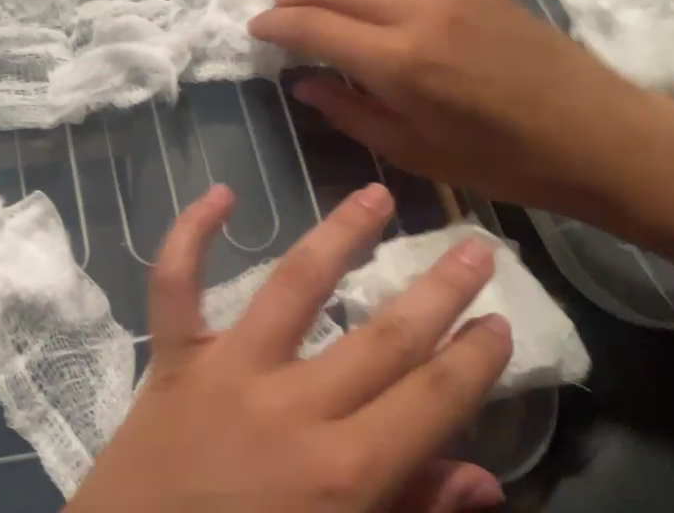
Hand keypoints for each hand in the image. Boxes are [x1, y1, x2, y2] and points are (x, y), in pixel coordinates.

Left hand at [66, 183, 512, 512]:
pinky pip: (176, 285)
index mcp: (344, 470)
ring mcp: (228, 371)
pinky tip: (221, 193)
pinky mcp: (172, 357)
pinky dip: (190, 235)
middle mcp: (292, 407)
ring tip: (376, 192)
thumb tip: (484, 477)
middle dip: (439, 290)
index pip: (431, 398)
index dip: (475, 359)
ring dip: (340, 233)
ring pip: (293, 285)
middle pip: (382, 337)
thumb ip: (412, 512)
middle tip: (476, 244)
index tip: (501, 319)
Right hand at [249, 0, 673, 217]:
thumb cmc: (502, 161)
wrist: (599, 139)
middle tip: (281, 17)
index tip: (255, 30)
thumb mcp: (414, 151)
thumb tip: (301, 82)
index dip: (274, 24)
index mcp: (397, 61)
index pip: (312, 25)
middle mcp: (416, 10)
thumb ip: (349, 111)